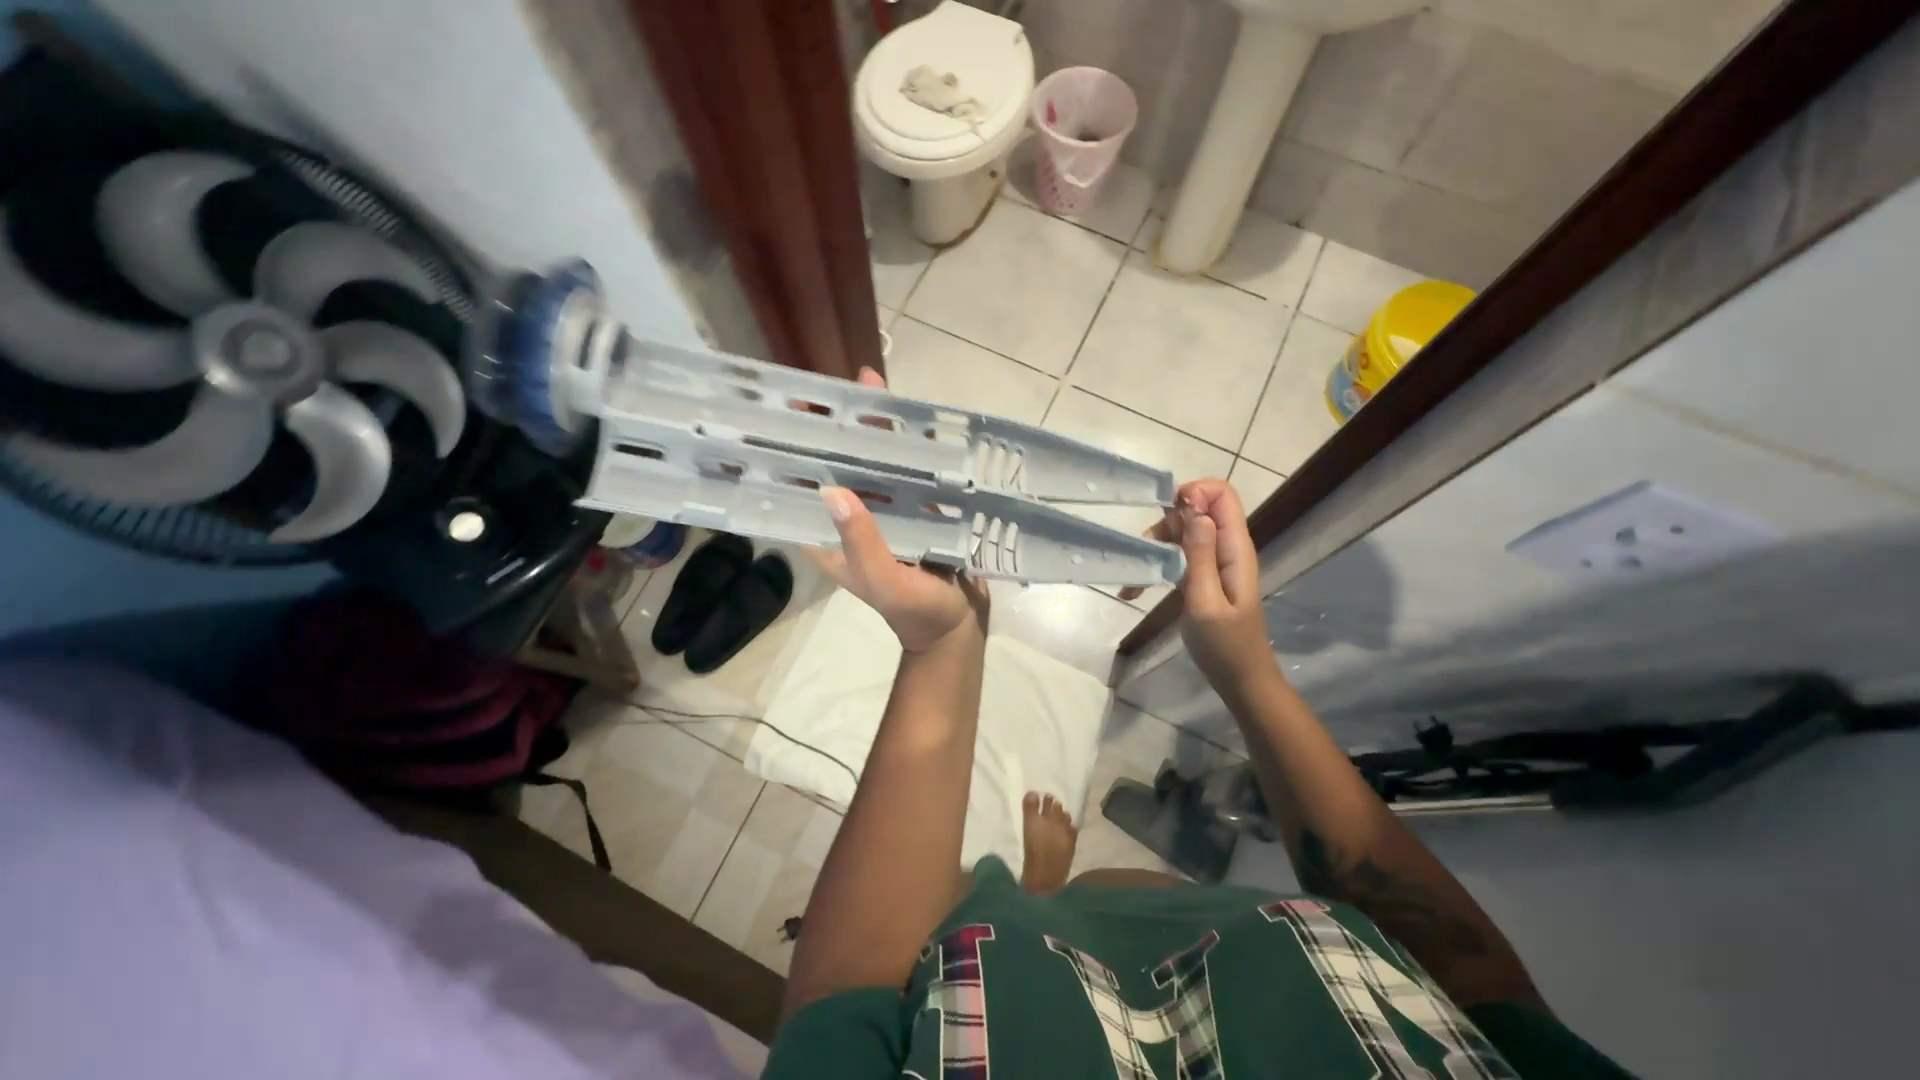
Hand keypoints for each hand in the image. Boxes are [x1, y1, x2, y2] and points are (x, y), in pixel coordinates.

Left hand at [811, 368, 989, 653]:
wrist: (961, 628)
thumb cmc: (915, 611)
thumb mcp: (883, 578)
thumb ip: (862, 539)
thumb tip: (832, 489)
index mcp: (831, 538)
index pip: (801, 491)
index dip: (789, 457)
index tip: (783, 418)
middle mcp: (853, 522)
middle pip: (839, 468)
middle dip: (835, 431)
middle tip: (830, 387)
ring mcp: (887, 514)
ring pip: (877, 464)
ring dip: (876, 431)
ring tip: (872, 383)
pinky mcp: (919, 511)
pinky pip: (912, 473)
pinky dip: (915, 448)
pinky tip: (919, 418)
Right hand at [1125, 479, 1276, 688]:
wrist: (1240, 680)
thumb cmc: (1225, 646)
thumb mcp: (1206, 602)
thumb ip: (1200, 555)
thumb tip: (1194, 507)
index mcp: (1235, 549)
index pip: (1222, 494)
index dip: (1194, 492)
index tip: (1166, 514)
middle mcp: (1227, 548)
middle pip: (1198, 509)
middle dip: (1168, 521)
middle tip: (1147, 551)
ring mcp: (1215, 563)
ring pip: (1184, 532)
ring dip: (1157, 544)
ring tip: (1136, 575)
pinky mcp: (1203, 577)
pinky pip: (1179, 556)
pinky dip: (1158, 565)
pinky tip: (1134, 589)